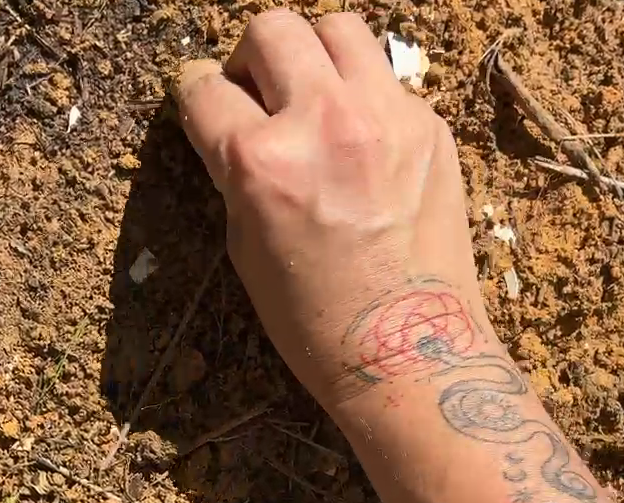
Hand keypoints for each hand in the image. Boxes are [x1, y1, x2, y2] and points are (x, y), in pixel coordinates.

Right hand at [176, 11, 490, 409]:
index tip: (205, 110)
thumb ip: (238, 182)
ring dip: (311, 56)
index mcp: (260, 164)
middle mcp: (320, 122)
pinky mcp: (428, 125)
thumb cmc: (314, 323)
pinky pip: (383, 79)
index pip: (203, 90)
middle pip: (270, 29)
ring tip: (313, 100)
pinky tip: (360, 143)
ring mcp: (383, 115)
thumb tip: (239, 140)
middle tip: (257, 98)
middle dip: (250, 60)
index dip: (196, 99)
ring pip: (336, 29)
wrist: (407, 349)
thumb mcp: (247, 255)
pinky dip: (360, 97)